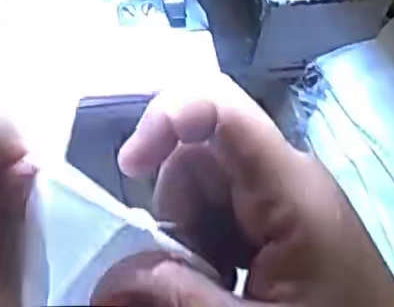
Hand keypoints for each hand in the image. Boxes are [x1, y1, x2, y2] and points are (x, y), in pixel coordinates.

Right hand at [91, 77, 393, 306]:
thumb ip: (179, 301)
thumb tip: (103, 280)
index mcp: (289, 184)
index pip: (222, 107)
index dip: (168, 115)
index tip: (130, 167)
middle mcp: (288, 176)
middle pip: (205, 152)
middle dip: (175, 210)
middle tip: (185, 279)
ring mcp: (289, 201)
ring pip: (209, 189)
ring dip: (189, 241)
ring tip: (215, 295)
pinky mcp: (289, 227)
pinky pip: (228, 218)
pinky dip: (209, 252)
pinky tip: (226, 293)